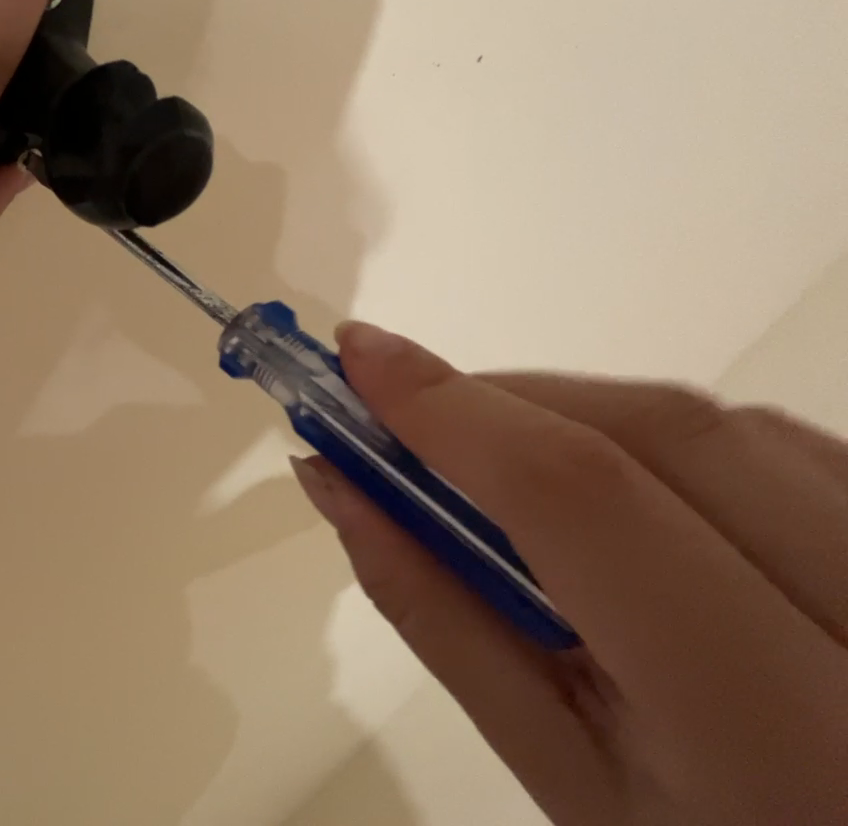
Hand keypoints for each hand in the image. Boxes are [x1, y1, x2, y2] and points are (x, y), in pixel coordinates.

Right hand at [294, 322, 847, 824]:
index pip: (581, 501)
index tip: (355, 356)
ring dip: (579, 414)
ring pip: (733, 426)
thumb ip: (434, 610)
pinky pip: (791, 445)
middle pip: (665, 432)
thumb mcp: (552, 765)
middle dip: (502, 399)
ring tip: (504, 464)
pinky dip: (668, 436)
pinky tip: (624, 488)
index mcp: (772, 726)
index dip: (450, 407)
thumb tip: (330, 476)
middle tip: (404, 413)